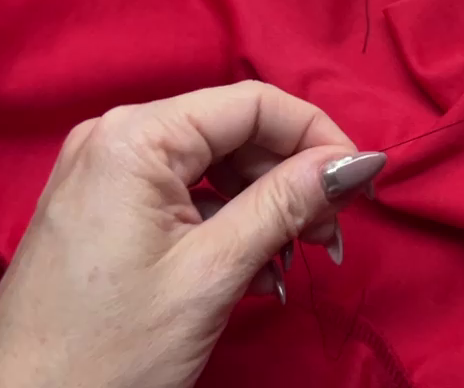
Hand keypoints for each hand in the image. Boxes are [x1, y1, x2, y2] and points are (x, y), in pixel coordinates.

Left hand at [0, 82, 385, 387]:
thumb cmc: (103, 360)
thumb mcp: (211, 273)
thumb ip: (288, 203)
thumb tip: (359, 160)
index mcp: (137, 134)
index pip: (255, 104)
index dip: (317, 135)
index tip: (360, 182)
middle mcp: (118, 135)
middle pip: (237, 133)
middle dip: (293, 179)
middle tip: (332, 234)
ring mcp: (106, 171)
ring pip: (217, 165)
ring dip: (266, 207)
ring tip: (297, 260)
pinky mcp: (104, 207)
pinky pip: (187, 194)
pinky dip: (229, 225)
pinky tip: (257, 270)